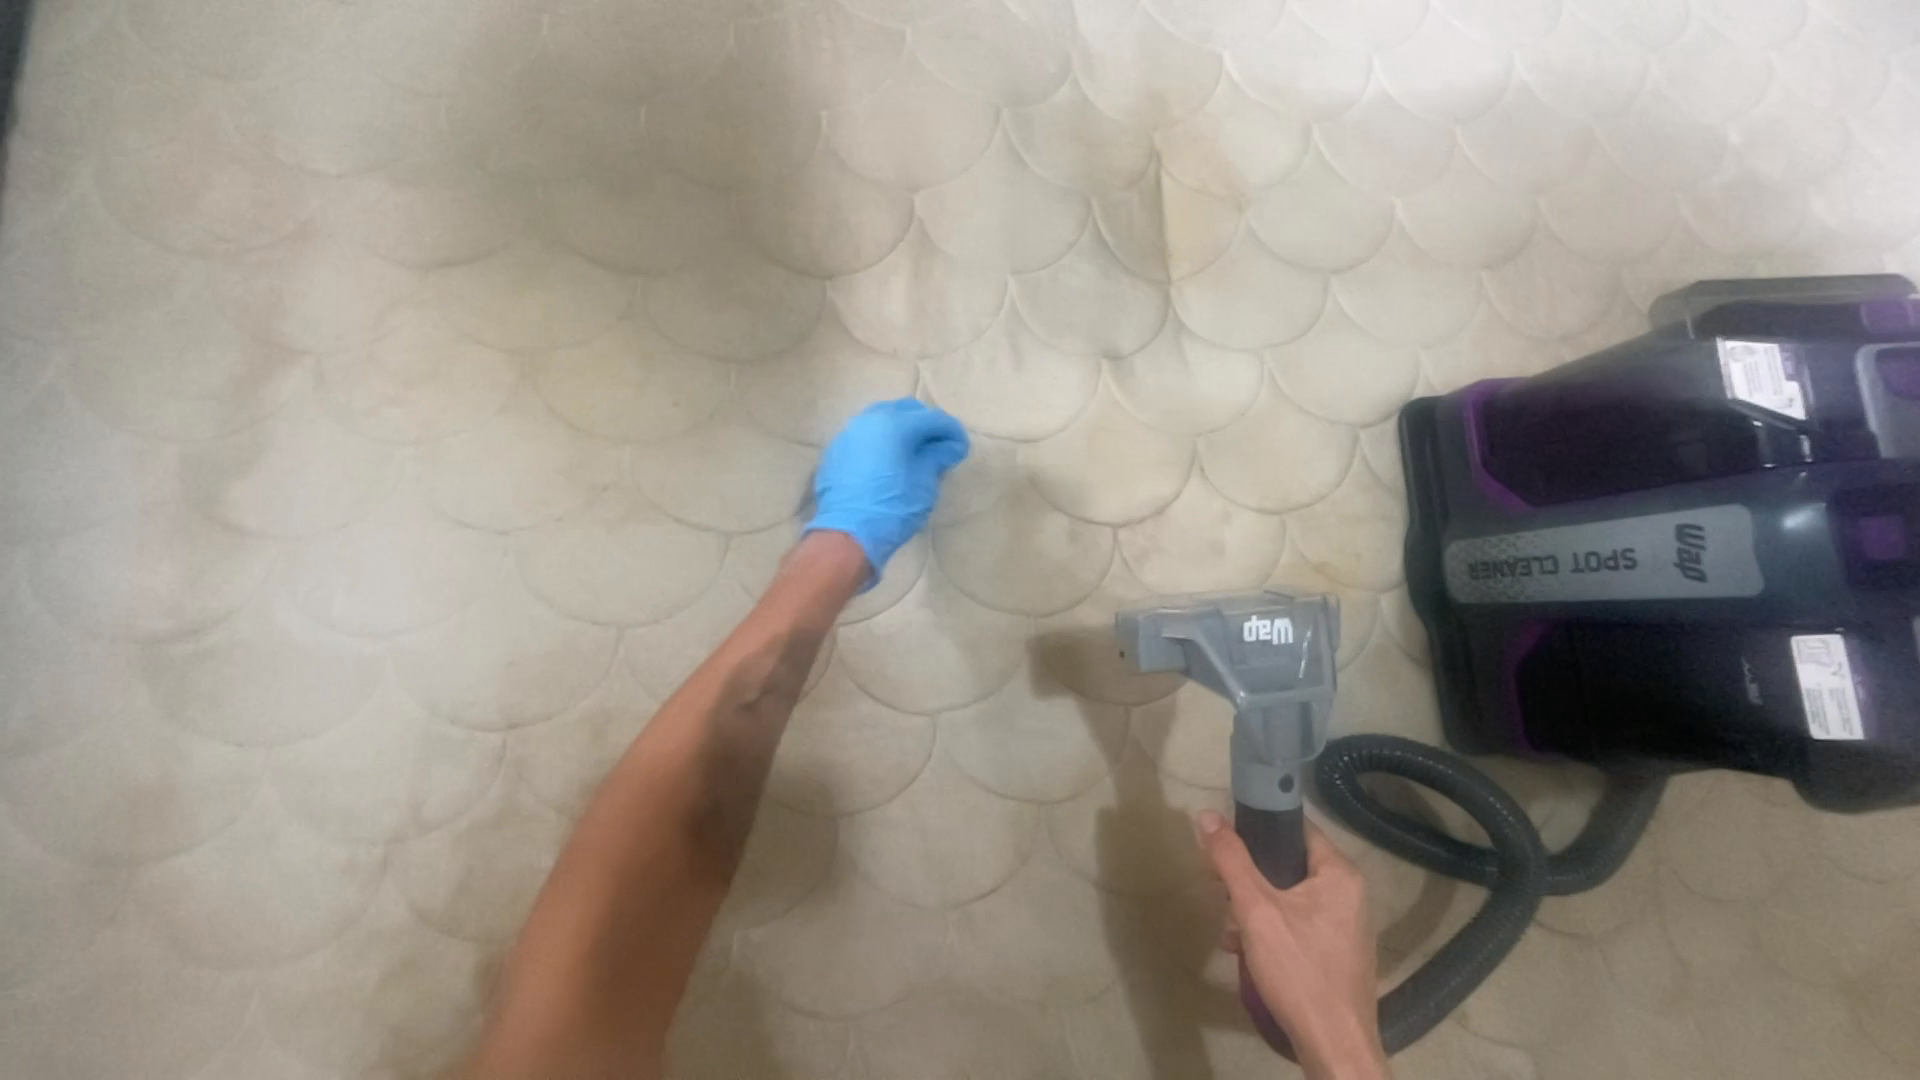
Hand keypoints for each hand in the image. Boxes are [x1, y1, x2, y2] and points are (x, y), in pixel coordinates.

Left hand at [807, 399, 968, 578]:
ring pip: (882, 420)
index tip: (961, 449)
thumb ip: (937, 457)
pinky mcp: (837, 451)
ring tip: (914, 453)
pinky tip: (889, 462)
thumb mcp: (924, 484)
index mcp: (895, 424)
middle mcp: (869, 420)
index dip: (952, 432)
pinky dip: (882, 442)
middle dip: (926, 425)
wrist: (847, 535)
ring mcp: (850, 434)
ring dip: (902, 430)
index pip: (932, 418)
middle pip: (906, 411)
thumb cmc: (893, 509)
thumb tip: (948, 446)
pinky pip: (866, 436)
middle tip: (939, 447)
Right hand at [1197, 810, 1390, 1079]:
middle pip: (1288, 864)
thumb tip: (1207, 815)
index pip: (1294, 827)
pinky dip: (1270, 928)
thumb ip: (1231, 859)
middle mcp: (1350, 894)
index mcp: (1339, 873)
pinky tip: (1244, 949)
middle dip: (1248, 875)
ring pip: (1289, 897)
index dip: (1256, 828)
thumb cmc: (1297, 969)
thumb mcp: (1254, 909)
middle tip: (1217, 885)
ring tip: (1228, 926)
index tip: (1224, 840)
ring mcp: (1347, 926)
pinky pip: (1298, 923)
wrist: (1334, 1047)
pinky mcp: (1338, 954)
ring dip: (1253, 906)